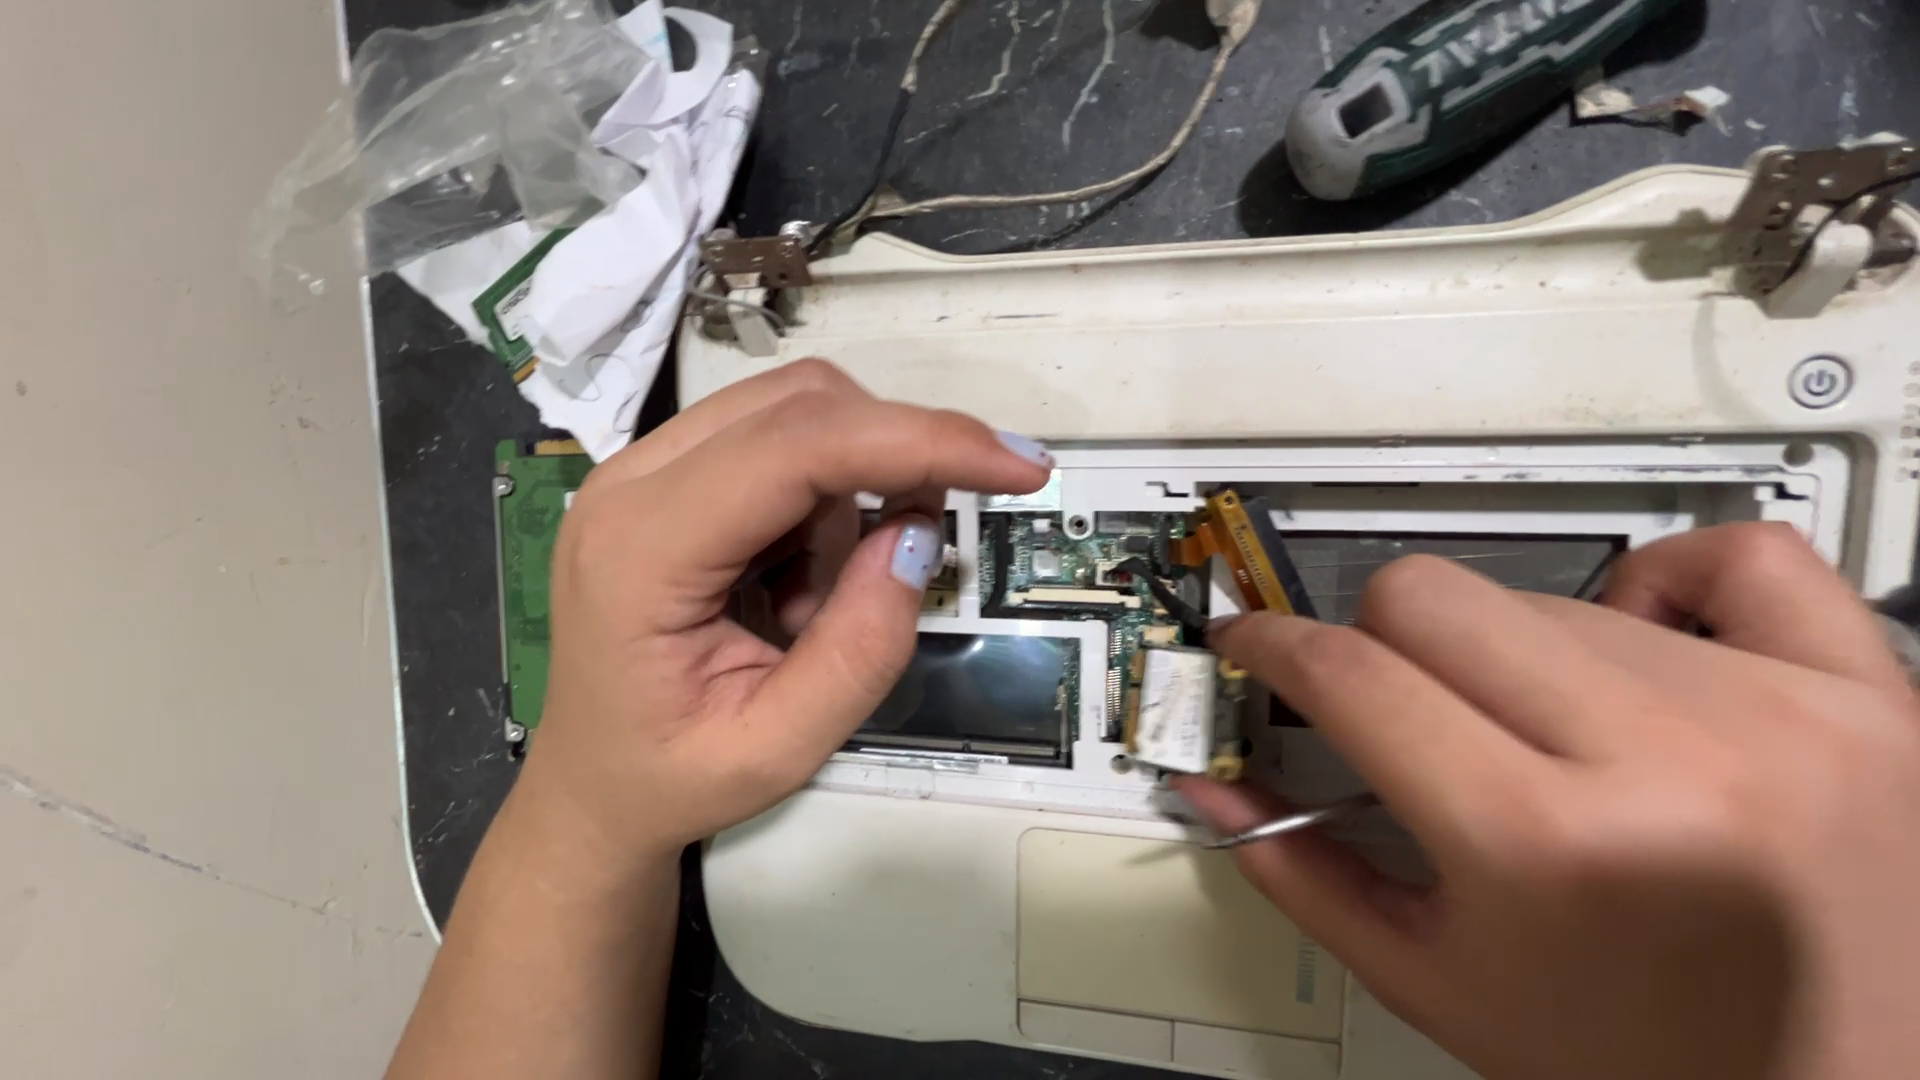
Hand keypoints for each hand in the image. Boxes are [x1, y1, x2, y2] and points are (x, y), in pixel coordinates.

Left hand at [522, 359, 1052, 869]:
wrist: (590, 785)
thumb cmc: (669, 778)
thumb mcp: (778, 748)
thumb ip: (858, 650)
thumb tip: (914, 535)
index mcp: (643, 550)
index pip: (797, 449)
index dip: (918, 441)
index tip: (1017, 465)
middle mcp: (634, 481)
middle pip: (802, 404)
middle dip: (899, 451)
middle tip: (930, 534)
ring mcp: (645, 469)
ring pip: (797, 411)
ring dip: (854, 487)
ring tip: (820, 600)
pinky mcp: (669, 475)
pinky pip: (781, 441)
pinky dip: (826, 496)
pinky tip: (798, 577)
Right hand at [1178, 524, 1919, 1079]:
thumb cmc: (1630, 1066)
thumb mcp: (1425, 976)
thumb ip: (1293, 867)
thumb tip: (1204, 786)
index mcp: (1538, 841)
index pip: (1344, 672)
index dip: (1267, 644)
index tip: (1251, 644)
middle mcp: (1662, 758)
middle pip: (1424, 594)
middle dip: (1371, 640)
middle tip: (1393, 702)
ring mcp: (1777, 714)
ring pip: (1538, 591)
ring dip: (1498, 651)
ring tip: (1534, 734)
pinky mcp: (1871, 697)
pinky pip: (1732, 554)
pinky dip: (1659, 584)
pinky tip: (1644, 648)